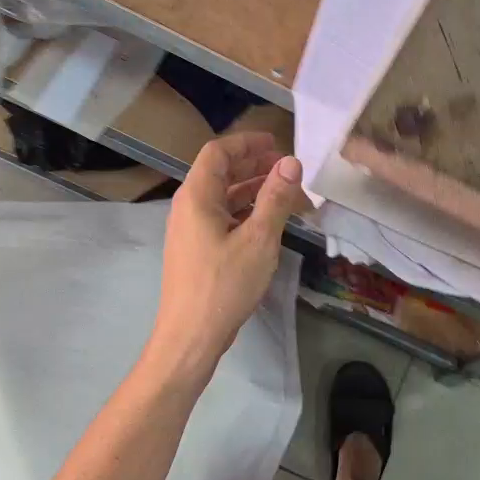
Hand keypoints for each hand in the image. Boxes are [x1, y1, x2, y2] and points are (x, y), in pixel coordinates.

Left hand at [148, 133, 310, 369]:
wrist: (191, 335)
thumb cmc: (224, 285)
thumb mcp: (259, 239)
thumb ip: (275, 198)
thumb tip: (291, 162)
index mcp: (197, 197)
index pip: (218, 153)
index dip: (247, 143)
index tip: (277, 144)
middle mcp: (188, 207)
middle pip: (219, 173)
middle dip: (253, 165)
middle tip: (287, 168)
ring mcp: (190, 230)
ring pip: (222, 197)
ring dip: (252, 190)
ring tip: (286, 194)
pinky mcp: (196, 250)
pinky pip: (221, 218)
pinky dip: (245, 212)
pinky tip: (268, 222)